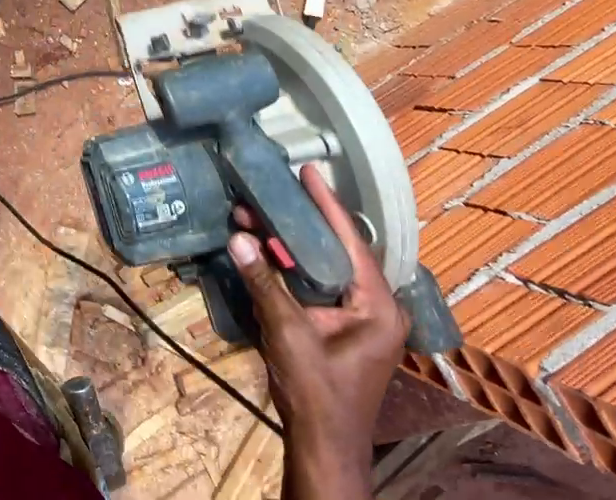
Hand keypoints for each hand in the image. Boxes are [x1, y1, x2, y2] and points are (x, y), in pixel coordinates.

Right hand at [229, 164, 408, 499]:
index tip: (309, 172)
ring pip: (326, 266)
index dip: (328, 204)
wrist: (323, 443)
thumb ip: (265, 283)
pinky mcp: (343, 326)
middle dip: (303, 220)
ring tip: (259, 215)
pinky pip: (319, 283)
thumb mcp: (288, 332)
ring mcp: (361, 318)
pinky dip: (293, 265)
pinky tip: (267, 249)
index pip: (351, 242)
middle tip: (274, 190)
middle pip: (338, 250)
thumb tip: (238, 236)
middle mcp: (377, 306)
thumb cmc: (315, 390)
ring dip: (293, 243)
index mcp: (378, 305)